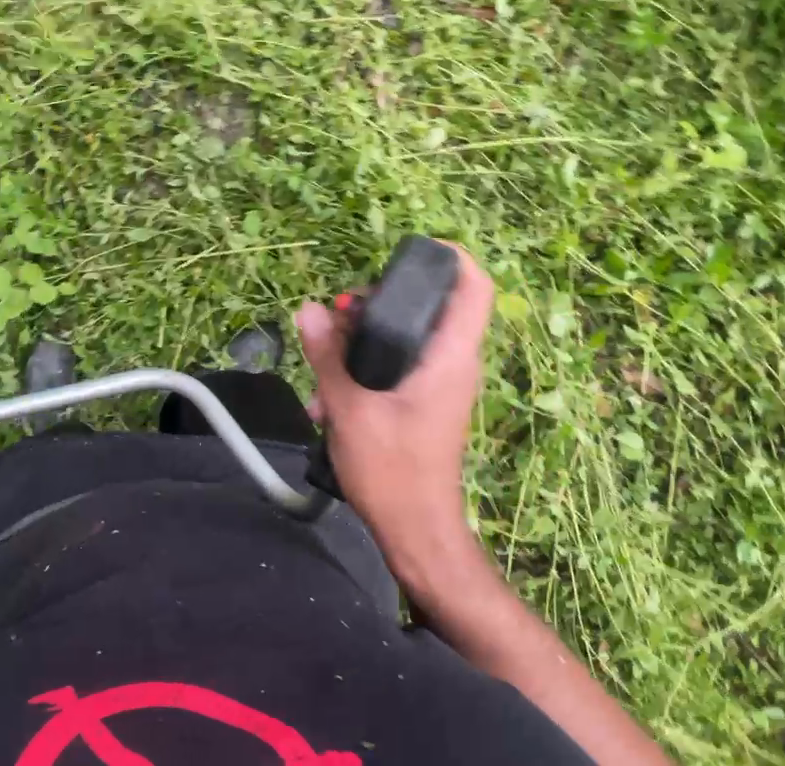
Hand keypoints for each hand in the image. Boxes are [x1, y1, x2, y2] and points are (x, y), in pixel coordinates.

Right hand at [294, 244, 495, 577]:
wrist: (416, 532)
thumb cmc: (392, 470)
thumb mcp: (350, 408)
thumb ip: (328, 355)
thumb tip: (309, 309)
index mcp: (450, 357)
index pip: (475, 287)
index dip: (450, 256)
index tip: (407, 251)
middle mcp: (453, 364)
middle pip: (427, 306)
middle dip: (377, 304)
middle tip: (338, 317)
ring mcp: (440, 385)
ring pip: (405, 338)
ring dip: (361, 343)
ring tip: (323, 366)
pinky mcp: (423, 403)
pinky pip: (396, 367)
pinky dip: (364, 369)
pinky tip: (328, 398)